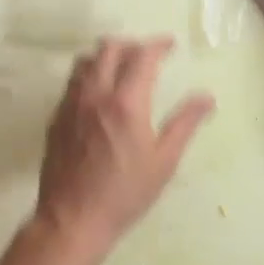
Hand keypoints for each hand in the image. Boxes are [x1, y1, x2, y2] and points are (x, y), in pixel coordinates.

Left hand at [34, 37, 213, 250]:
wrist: (72, 220)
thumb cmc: (125, 194)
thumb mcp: (164, 161)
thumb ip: (185, 123)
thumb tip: (207, 97)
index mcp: (126, 103)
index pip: (142, 56)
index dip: (158, 44)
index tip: (170, 45)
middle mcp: (95, 94)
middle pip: (108, 48)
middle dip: (131, 45)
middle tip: (147, 56)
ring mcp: (71, 104)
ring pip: (85, 62)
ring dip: (106, 57)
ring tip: (121, 69)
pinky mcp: (56, 118)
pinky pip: (72, 83)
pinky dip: (89, 76)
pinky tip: (99, 95)